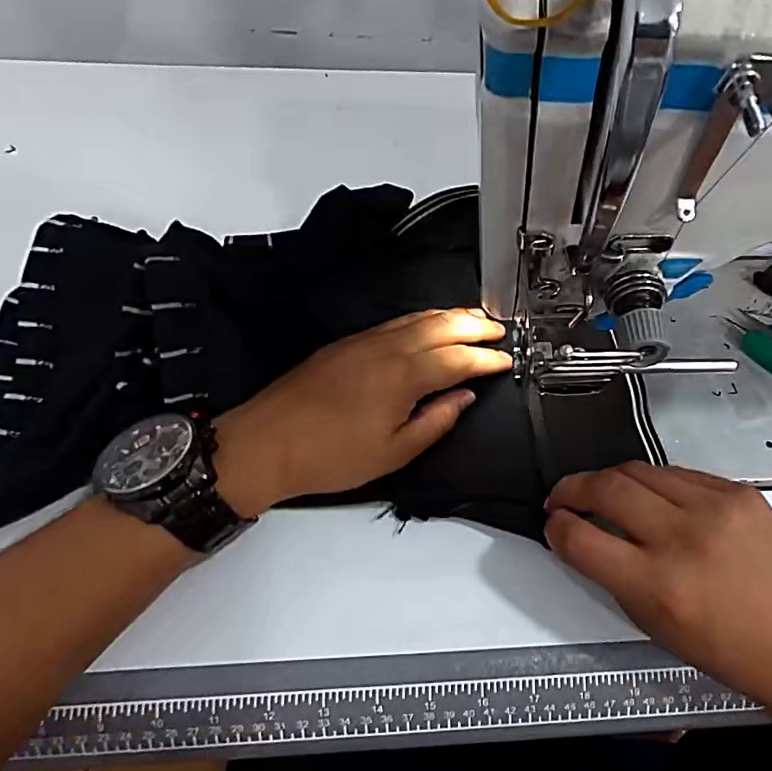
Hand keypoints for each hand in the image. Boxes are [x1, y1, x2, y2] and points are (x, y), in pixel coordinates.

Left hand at [210, 309, 513, 516]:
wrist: (266, 443)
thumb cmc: (327, 454)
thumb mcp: (394, 452)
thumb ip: (436, 422)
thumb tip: (462, 400)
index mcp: (402, 376)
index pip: (458, 359)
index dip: (487, 358)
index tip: (505, 360)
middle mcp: (385, 349)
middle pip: (442, 326)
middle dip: (475, 325)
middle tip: (499, 330)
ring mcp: (363, 342)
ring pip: (417, 318)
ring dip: (450, 316)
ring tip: (473, 319)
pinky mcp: (345, 344)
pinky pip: (394, 322)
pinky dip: (421, 319)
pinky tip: (426, 326)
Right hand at [545, 463, 771, 713]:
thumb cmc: (735, 650)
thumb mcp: (655, 626)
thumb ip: (615, 579)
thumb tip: (588, 541)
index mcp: (657, 584)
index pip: (580, 538)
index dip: (557, 527)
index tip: (555, 523)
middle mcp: (684, 539)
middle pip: (605, 487)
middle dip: (572, 488)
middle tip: (564, 496)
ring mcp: (715, 509)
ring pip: (639, 469)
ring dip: (610, 478)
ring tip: (603, 491)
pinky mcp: (739, 493)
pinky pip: (680, 473)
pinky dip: (656, 482)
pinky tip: (653, 496)